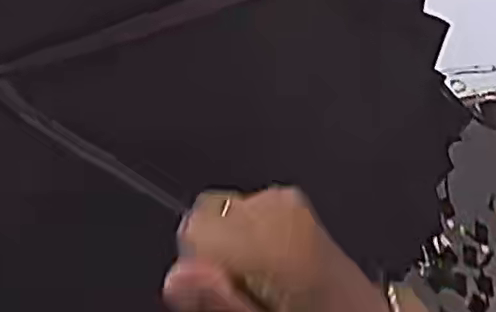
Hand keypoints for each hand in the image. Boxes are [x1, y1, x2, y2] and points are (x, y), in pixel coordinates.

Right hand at [163, 188, 385, 311]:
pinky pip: (247, 208)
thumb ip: (221, 298)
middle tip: (247, 290)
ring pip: (226, 210)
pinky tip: (273, 267)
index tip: (222, 289)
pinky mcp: (292, 199)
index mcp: (275, 228)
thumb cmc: (320, 310)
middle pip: (208, 212)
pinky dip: (251, 237)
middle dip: (216, 252)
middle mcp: (281, 200)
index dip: (199, 264)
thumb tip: (175, 275)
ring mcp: (288, 195)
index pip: (194, 223)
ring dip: (234, 245)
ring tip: (265, 282)